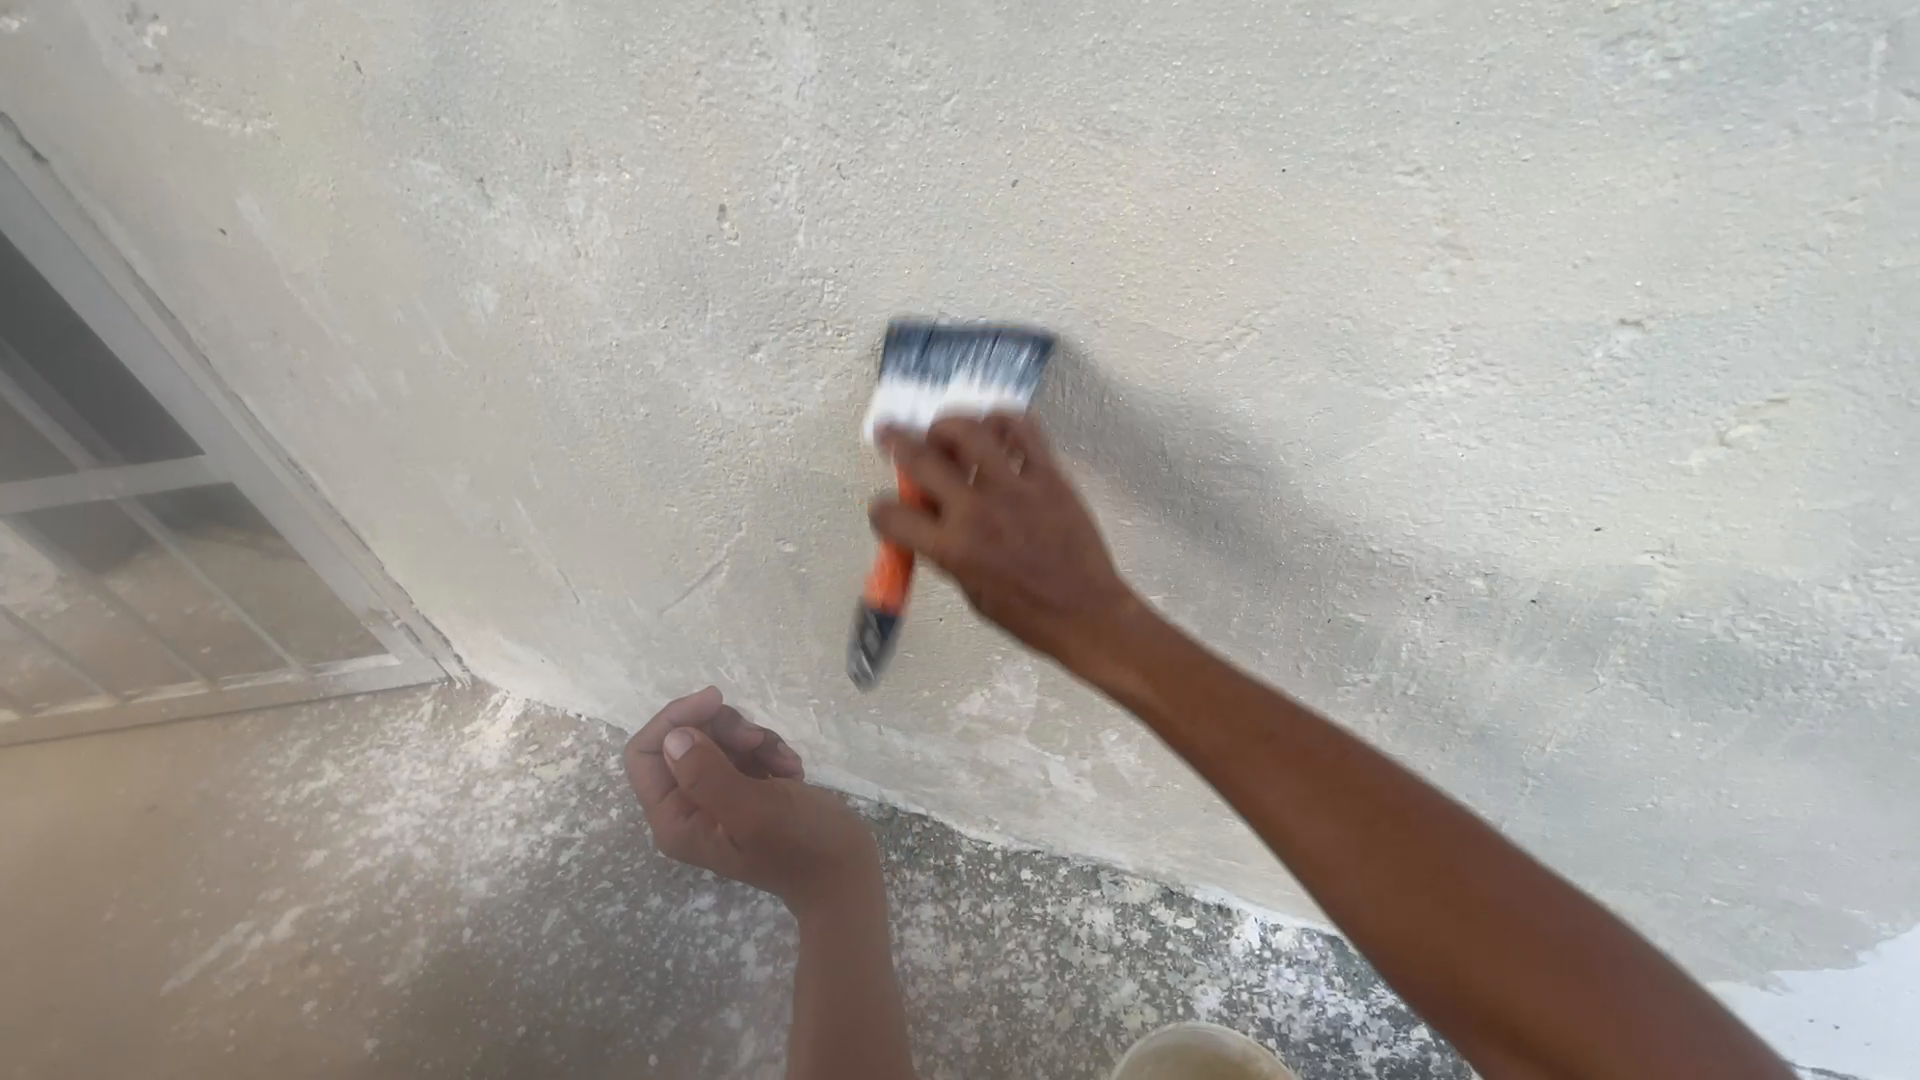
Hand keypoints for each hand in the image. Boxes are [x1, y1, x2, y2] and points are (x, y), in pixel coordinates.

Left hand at [624, 687, 880, 917]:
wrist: (844, 870)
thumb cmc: (800, 847)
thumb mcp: (754, 810)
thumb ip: (708, 775)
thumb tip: (672, 737)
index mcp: (676, 819)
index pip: (645, 754)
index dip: (675, 720)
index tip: (716, 700)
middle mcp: (689, 806)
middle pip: (685, 739)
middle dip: (725, 730)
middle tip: (759, 740)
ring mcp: (718, 795)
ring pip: (719, 738)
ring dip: (756, 741)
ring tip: (786, 765)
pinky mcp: (746, 787)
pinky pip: (744, 748)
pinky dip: (769, 750)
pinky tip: (792, 770)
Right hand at [869, 415, 1139, 662]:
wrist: (1087, 613)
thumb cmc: (1027, 615)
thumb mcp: (970, 591)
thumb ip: (946, 552)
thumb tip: (931, 519)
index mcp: (953, 549)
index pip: (893, 515)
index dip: (881, 511)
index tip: (887, 509)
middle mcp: (977, 511)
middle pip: (920, 458)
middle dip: (895, 440)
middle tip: (889, 433)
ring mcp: (1015, 489)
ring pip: (969, 429)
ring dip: (947, 424)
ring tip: (946, 431)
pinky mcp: (1049, 476)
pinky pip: (1024, 429)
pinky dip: (1003, 421)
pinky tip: (995, 430)